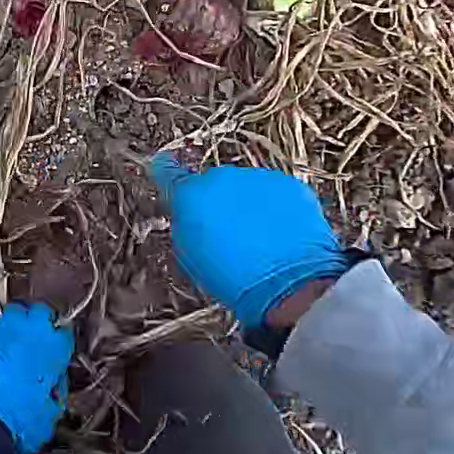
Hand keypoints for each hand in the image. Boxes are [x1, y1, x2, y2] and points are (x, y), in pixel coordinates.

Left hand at [0, 304, 73, 453]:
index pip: (65, 334)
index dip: (59, 345)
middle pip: (40, 312)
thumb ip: (55, 393)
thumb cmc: (14, 423)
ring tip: (5, 345)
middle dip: (38, 324)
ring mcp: (2, 326)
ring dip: (12, 326)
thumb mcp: (48, 416)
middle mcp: (31, 329)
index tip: (54, 354)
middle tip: (31, 343)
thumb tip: (53, 389)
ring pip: (12, 313)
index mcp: (54, 348)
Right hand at [150, 155, 347, 327]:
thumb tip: (184, 210)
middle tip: (226, 232)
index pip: (169, 174)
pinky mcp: (289, 185)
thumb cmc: (238, 280)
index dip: (166, 173)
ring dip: (247, 204)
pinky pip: (275, 191)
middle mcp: (224, 179)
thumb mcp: (191, 256)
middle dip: (217, 202)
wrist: (290, 285)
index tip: (164, 168)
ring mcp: (258, 179)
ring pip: (246, 186)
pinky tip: (278, 234)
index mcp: (193, 196)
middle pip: (213, 183)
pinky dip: (275, 207)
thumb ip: (184, 222)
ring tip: (256, 239)